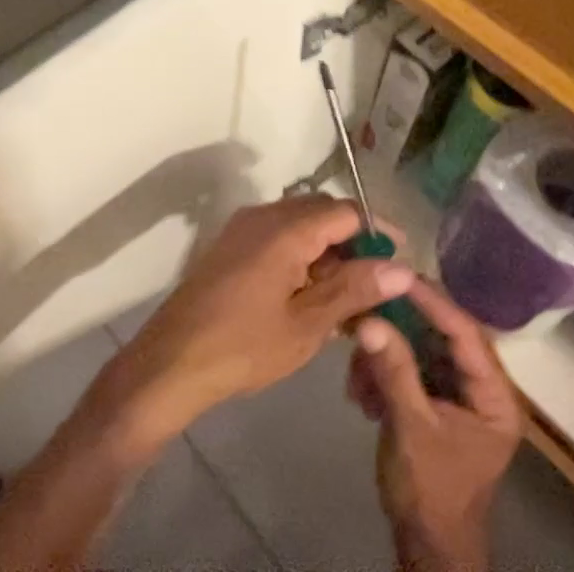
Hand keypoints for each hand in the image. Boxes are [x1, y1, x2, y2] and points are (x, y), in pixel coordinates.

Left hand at [93, 195, 415, 443]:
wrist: (172, 362)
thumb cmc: (244, 346)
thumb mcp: (308, 324)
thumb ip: (354, 289)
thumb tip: (401, 268)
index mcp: (285, 229)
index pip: (346, 211)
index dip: (378, 233)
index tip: (400, 264)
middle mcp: (262, 217)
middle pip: (321, 213)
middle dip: (353, 244)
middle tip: (377, 285)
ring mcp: (241, 231)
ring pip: (299, 226)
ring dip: (326, 253)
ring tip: (348, 300)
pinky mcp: (230, 249)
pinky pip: (276, 239)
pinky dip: (301, 259)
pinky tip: (312, 299)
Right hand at [347, 282, 521, 569]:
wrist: (427, 544)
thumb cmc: (432, 489)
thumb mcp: (412, 427)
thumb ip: (393, 370)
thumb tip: (369, 319)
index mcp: (494, 396)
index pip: (466, 333)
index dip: (432, 302)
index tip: (398, 277)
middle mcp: (479, 389)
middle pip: (440, 337)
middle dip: (400, 327)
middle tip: (366, 305)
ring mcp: (454, 396)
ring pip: (418, 352)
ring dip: (384, 356)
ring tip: (357, 375)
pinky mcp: (431, 404)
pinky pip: (406, 371)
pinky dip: (380, 375)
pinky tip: (361, 394)